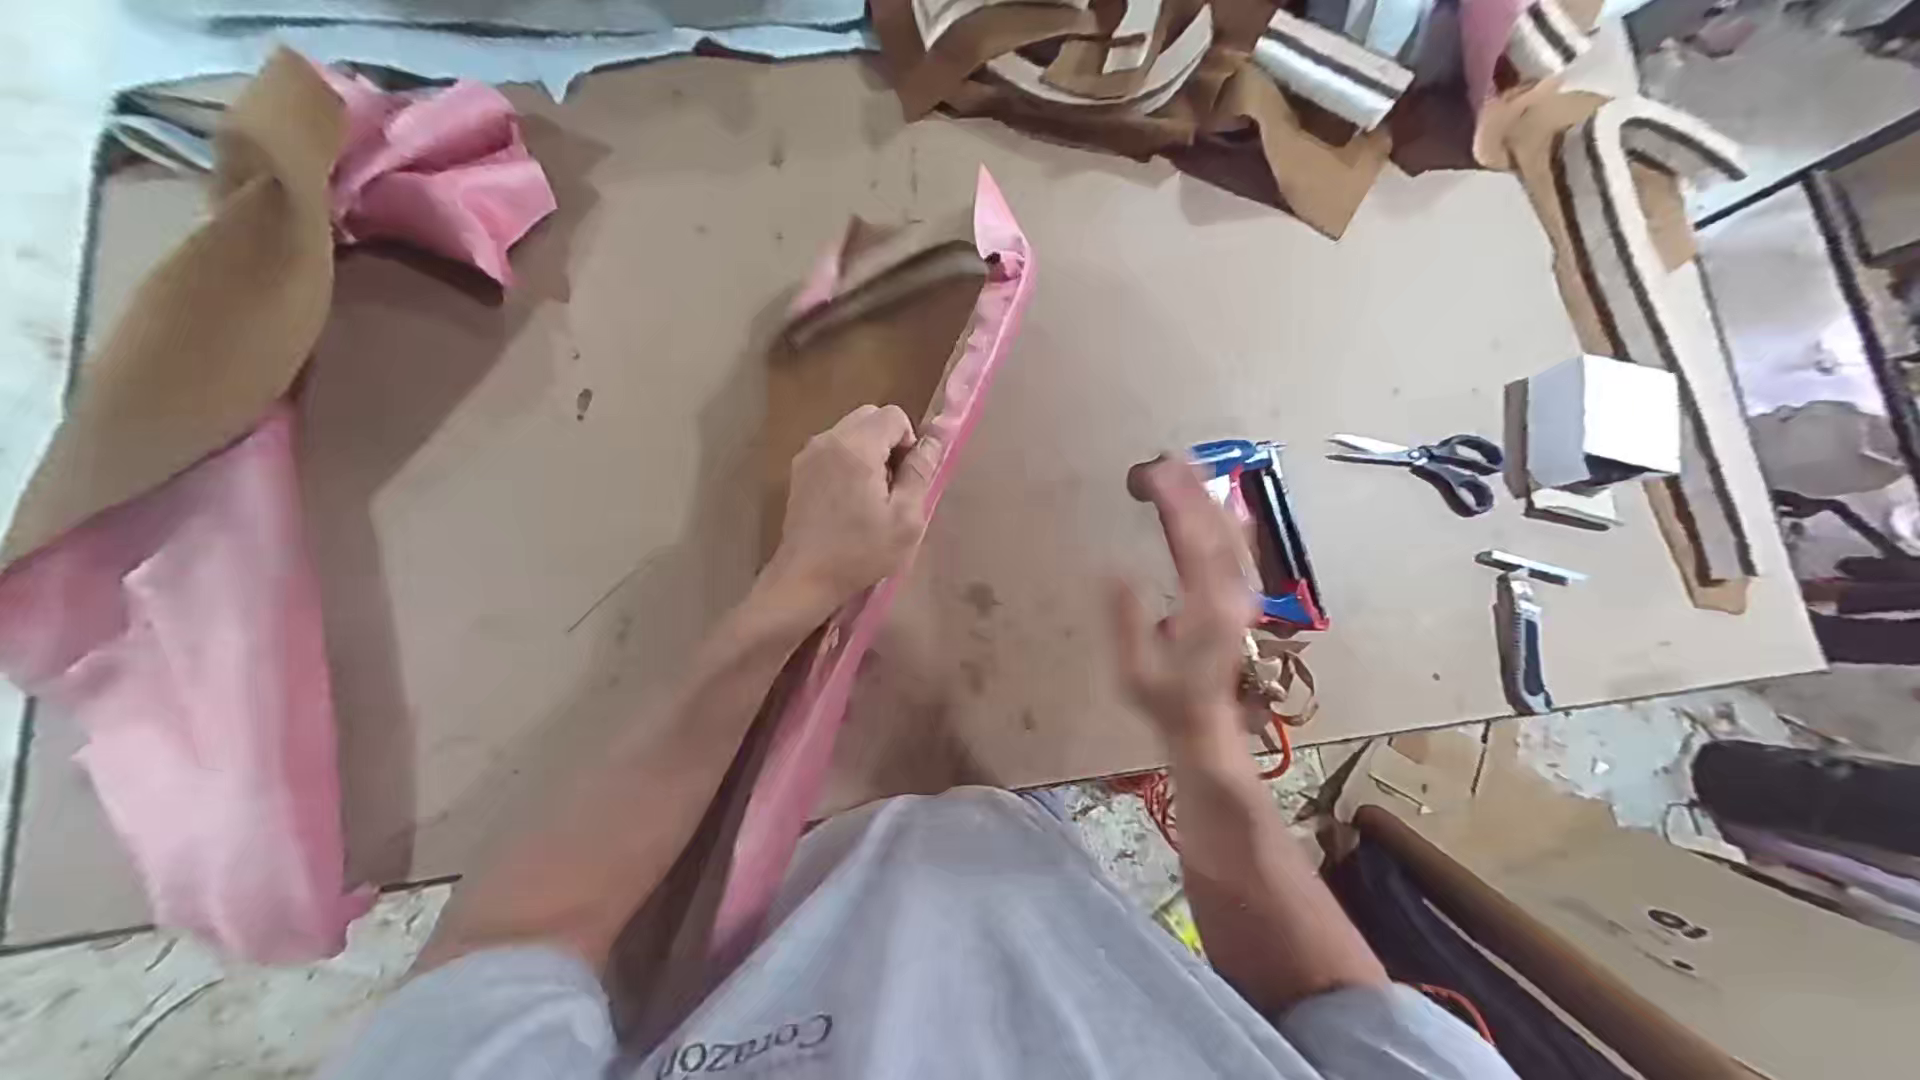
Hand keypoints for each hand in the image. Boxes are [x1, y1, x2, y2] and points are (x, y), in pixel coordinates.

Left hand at [765, 404, 939, 618]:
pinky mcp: (798, 471)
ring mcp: (808, 454)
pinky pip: (833, 449)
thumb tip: (933, 439)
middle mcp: (828, 440)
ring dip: (868, 452)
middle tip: (892, 486)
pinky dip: (848, 462)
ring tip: (870, 496)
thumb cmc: (861, 552)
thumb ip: (921, 472)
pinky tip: (848, 501)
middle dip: (888, 442)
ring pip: (850, 431)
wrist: (806, 578)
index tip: (906, 478)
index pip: (893, 415)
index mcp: (856, 447)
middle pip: (870, 417)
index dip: (908, 442)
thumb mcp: (906, 518)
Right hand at [1110, 457, 1256, 750]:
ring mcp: (1242, 596)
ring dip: (1210, 498)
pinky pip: (1240, 549)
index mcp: (1207, 609)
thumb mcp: (1134, 670)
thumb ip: (1126, 622)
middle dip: (1193, 490)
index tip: (1156, 473)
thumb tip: (1113, 570)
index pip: (1192, 544)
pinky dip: (1229, 519)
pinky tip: (1224, 501)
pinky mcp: (1242, 598)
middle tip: (1168, 458)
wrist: (1205, 722)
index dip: (1175, 504)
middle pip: (1216, 530)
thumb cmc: (1164, 700)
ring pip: (1232, 535)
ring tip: (1188, 468)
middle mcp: (1233, 596)